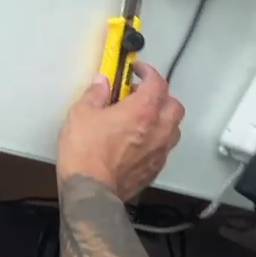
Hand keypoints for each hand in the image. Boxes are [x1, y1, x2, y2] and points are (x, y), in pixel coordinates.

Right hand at [56, 62, 183, 201]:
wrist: (92, 188)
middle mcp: (159, 130)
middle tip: (139, 93)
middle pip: (174, 105)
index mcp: (142, 112)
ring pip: (174, 127)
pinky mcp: (156, 167)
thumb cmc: (84, 148)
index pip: (157, 84)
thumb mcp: (81, 113)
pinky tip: (137, 137)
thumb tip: (102, 82)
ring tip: (140, 116)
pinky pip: (165, 145)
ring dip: (162, 116)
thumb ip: (95, 94)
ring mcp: (161, 150)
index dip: (148, 72)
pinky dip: (157, 135)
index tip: (137, 69)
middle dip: (160, 95)